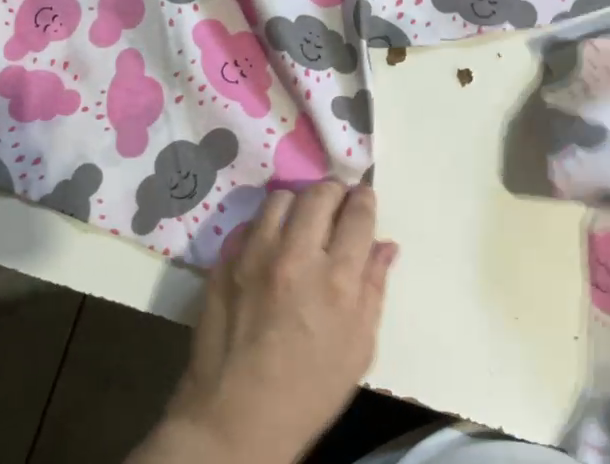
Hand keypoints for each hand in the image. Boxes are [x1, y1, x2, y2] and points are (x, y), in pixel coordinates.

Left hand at [129, 182, 398, 463]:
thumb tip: (385, 246)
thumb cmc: (310, 390)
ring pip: (280, 199)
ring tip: (301, 221)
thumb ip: (373, 288)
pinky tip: (269, 246)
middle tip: (337, 203)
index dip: (365, 199)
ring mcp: (254, 255)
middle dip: (334, 192)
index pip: (357, 214)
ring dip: (297, 204)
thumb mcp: (359, 347)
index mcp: (336, 278)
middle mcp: (296, 255)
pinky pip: (248, 225)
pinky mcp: (224, 262)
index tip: (365, 198)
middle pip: (319, 194)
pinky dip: (263, 228)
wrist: (236, 417)